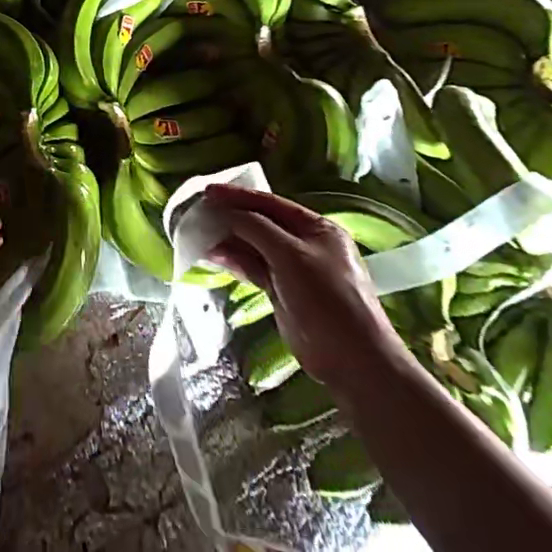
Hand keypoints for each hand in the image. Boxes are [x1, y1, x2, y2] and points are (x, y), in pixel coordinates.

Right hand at [202, 184, 409, 389]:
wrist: (352, 359)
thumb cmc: (328, 299)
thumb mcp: (292, 256)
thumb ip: (259, 230)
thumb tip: (228, 214)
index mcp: (316, 228)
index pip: (271, 203)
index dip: (239, 196)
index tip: (209, 191)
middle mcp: (305, 245)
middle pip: (262, 223)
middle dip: (231, 217)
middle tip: (199, 213)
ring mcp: (293, 270)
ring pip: (255, 248)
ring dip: (229, 240)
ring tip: (198, 234)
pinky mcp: (283, 293)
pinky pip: (254, 269)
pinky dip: (234, 261)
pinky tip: (212, 255)